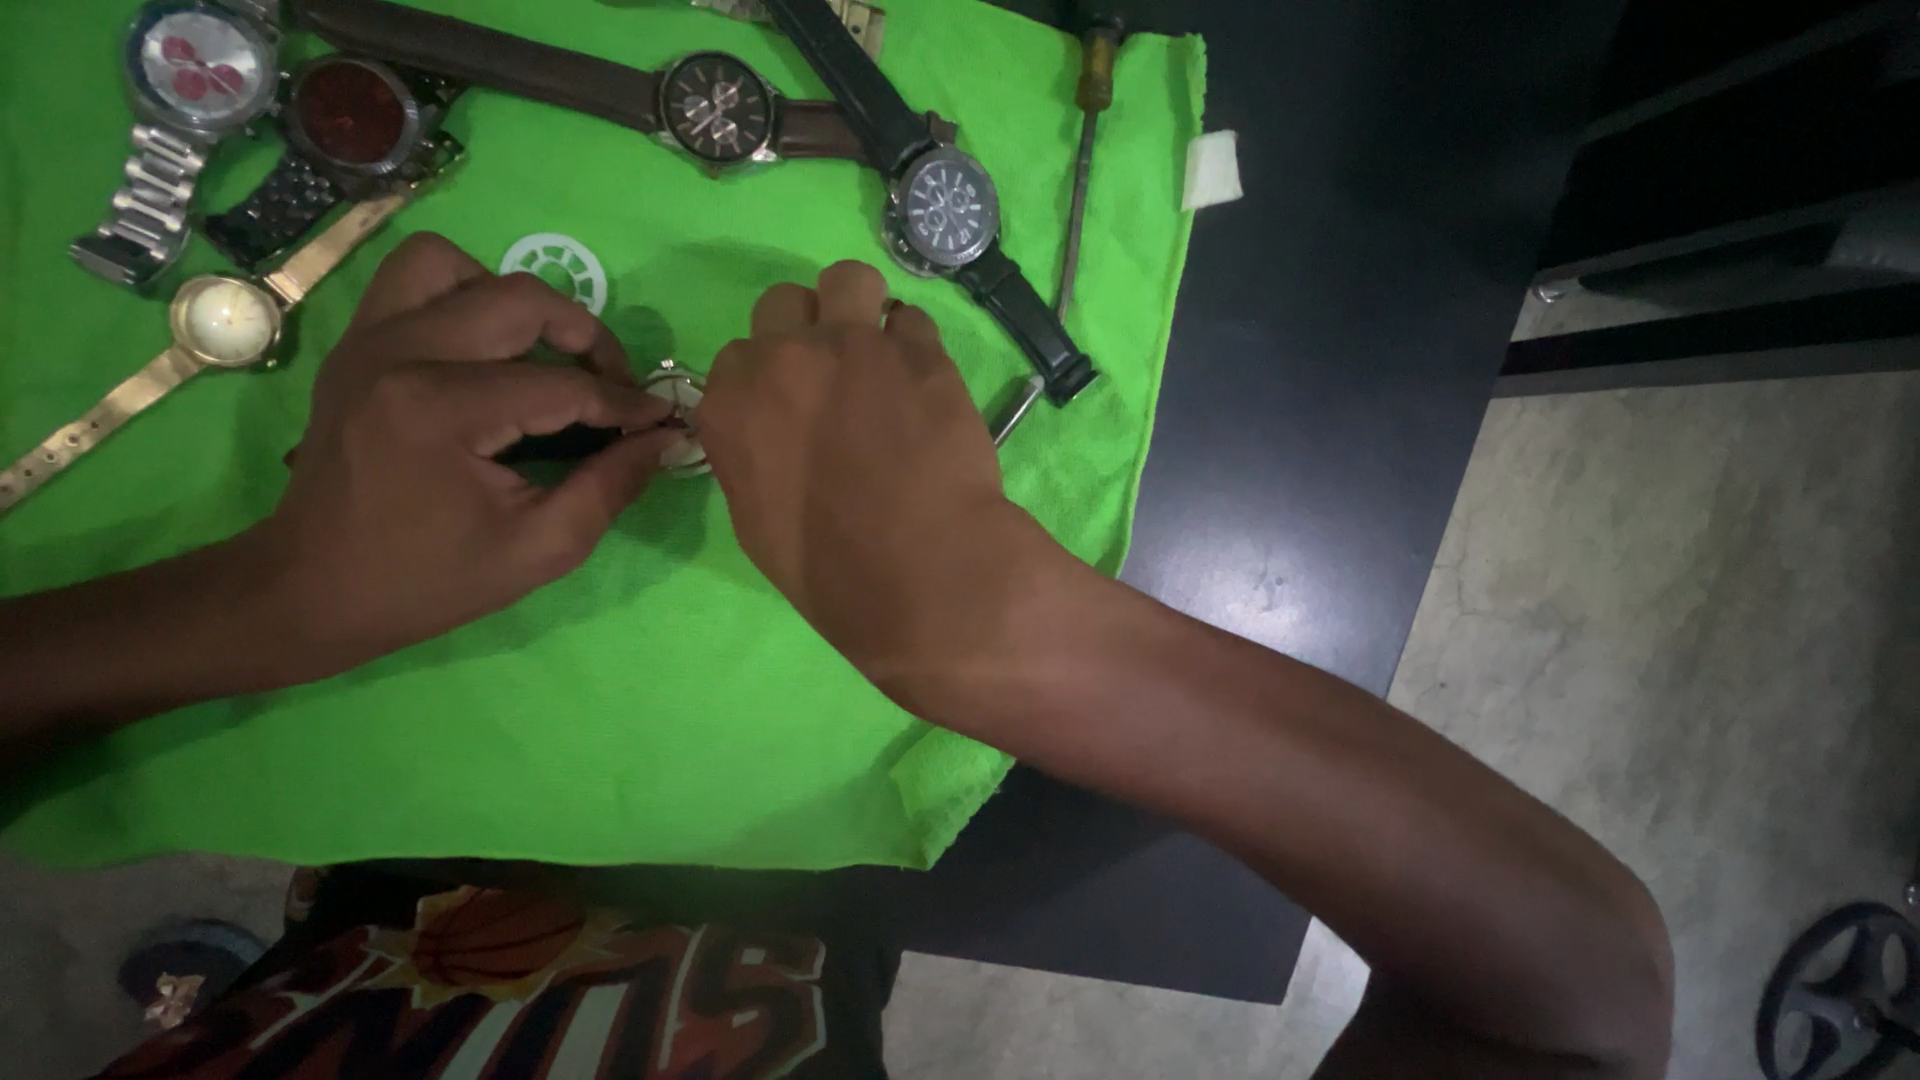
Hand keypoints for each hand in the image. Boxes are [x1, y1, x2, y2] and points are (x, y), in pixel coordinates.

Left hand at [249, 233, 682, 674]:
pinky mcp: (355, 346)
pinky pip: (414, 281)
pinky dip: (465, 297)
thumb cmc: (433, 578)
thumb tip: (665, 438)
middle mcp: (400, 353)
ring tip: (546, 354)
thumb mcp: (543, 548)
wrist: (314, 588)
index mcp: (442, 409)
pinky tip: (493, 351)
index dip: (627, 405)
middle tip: (614, 387)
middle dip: (588, 339)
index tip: (663, 422)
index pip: (564, 385)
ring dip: (517, 303)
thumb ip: (613, 486)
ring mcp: (368, 341)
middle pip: (521, 301)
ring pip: (456, 267)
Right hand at [700, 261, 1056, 694]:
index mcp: (732, 405)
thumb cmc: (830, 567)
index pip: (739, 353)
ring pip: (848, 279)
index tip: (796, 399)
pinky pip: (912, 319)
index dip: (771, 373)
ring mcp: (855, 347)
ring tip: (883, 351)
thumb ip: (753, 455)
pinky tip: (926, 381)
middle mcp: (785, 359)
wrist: (920, 568)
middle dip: (808, 328)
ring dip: (860, 306)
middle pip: (783, 302)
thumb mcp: (758, 521)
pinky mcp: (919, 353)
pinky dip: (915, 344)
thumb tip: (771, 434)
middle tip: (839, 371)